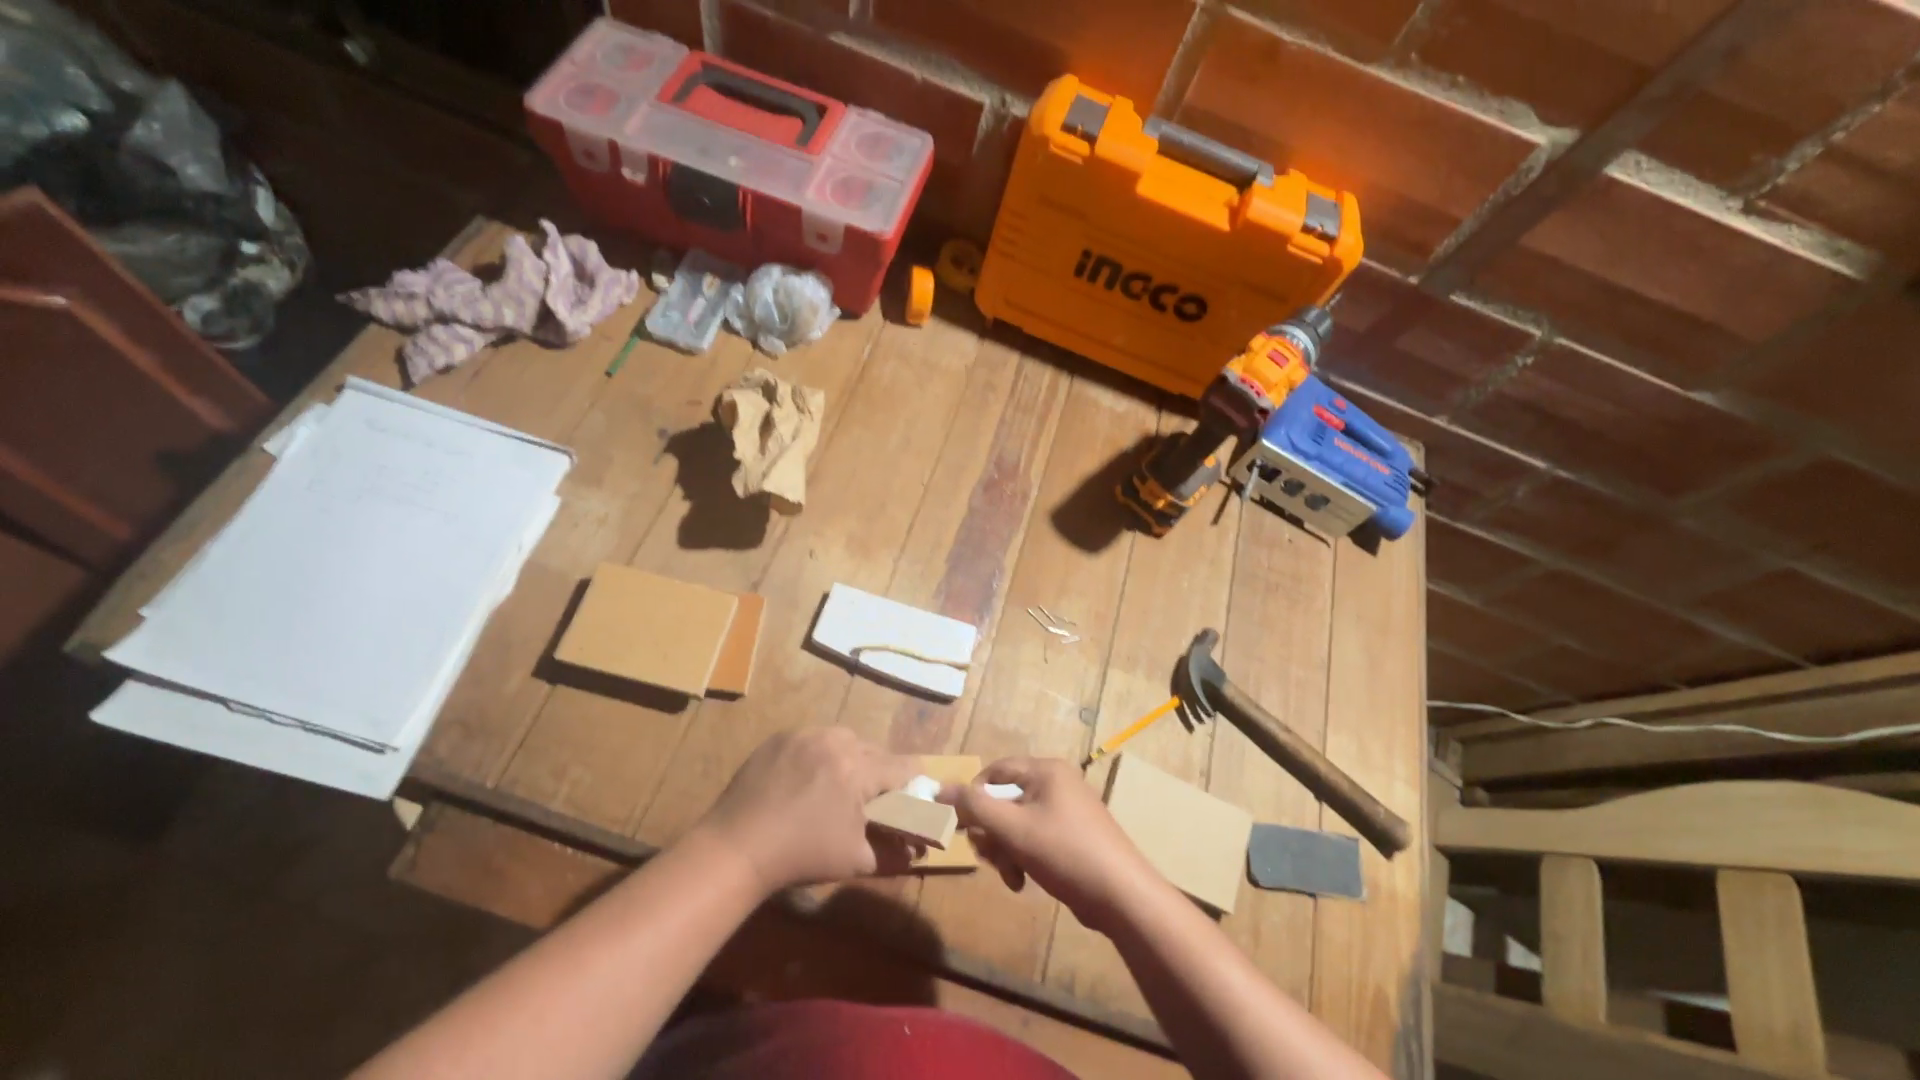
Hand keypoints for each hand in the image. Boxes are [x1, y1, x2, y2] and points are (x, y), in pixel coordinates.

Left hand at [695, 728, 916, 894]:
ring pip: (844, 740)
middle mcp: (835, 741)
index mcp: (859, 768)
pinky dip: (818, 756)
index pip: (905, 766)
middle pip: (875, 750)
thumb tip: (916, 852)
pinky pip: (813, 740)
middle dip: (879, 774)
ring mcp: (803, 735)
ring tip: (836, 790)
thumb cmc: (801, 855)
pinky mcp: (777, 739)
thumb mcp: (856, 861)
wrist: (735, 849)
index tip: (910, 801)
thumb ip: (894, 854)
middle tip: (870, 802)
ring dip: (850, 760)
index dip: (914, 784)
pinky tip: (805, 782)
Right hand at [944, 757, 1163, 931]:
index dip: (972, 796)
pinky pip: (1033, 838)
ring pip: (1015, 823)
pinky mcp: (1072, 837)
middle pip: (1003, 799)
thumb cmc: (1064, 853)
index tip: (961, 827)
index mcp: (1046, 771)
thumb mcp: (1013, 828)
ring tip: (1011, 876)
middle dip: (991, 832)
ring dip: (1004, 850)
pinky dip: (1022, 857)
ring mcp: (1066, 811)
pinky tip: (1022, 882)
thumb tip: (939, 789)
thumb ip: (974, 806)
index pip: (993, 771)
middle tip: (990, 856)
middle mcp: (1057, 783)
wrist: (1120, 895)